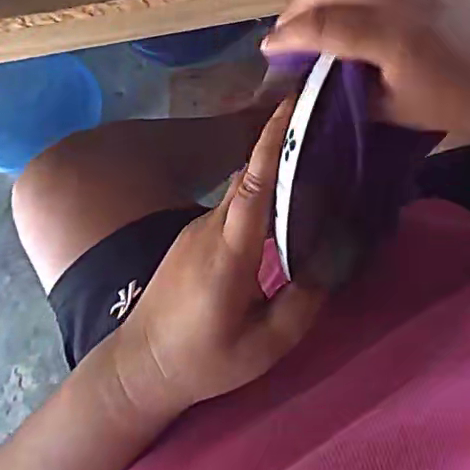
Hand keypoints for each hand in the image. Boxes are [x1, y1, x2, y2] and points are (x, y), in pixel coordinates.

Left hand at [104, 99, 326, 419]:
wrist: (140, 363)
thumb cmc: (203, 359)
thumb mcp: (264, 348)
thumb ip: (302, 305)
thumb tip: (329, 263)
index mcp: (228, 252)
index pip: (253, 185)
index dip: (272, 144)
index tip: (293, 106)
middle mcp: (210, 227)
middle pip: (250, 175)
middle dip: (281, 140)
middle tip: (321, 118)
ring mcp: (198, 226)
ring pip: (242, 187)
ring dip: (273, 165)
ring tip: (313, 154)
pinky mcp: (194, 232)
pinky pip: (234, 202)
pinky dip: (261, 189)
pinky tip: (285, 198)